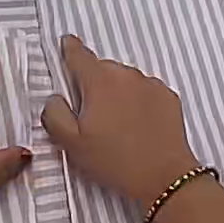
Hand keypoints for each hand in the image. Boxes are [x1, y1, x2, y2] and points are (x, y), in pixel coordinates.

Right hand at [40, 34, 201, 205]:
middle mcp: (127, 75)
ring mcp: (151, 84)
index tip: (66, 45)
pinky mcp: (169, 97)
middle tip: (92, 117)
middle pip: (102, 70)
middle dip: (94, 85)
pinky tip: (138, 126)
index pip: (78, 54)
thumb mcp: (71, 144)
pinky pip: (146, 92)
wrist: (164, 177)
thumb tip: (56, 98)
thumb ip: (54, 114)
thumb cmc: (115, 161)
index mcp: (99, 81)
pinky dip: (139, 102)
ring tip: (117, 126)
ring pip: (126, 81)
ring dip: (118, 94)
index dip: (69, 49)